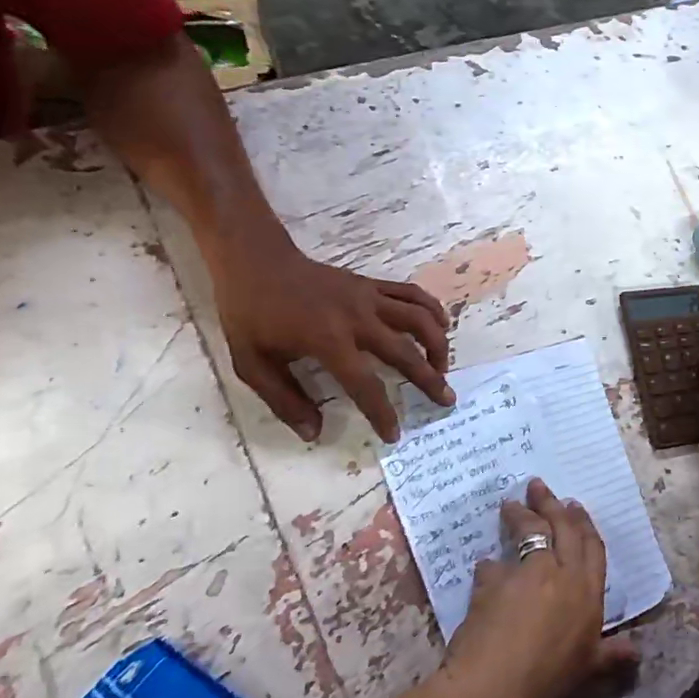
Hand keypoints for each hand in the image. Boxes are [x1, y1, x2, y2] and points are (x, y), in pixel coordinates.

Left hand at [213, 241, 452, 441]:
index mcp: (328, 341)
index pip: (365, 384)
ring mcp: (369, 297)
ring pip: (418, 319)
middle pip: (405, 352)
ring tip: (443, 366)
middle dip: (429, 379)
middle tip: (447, 400)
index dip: (382, 413)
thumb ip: (285, 400)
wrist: (258, 263)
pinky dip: (431, 309)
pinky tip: (441, 324)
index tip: (394, 434)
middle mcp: (357, 319)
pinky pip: (411, 294)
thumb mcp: (252, 365)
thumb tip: (314, 433)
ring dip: (437, 344)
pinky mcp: (372, 284)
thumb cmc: (251, 315)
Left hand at [441, 479, 638, 697]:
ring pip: (529, 532)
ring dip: (520, 515)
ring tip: (511, 504)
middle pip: (562, 528)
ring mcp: (529, 573)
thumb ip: (609, 655)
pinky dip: (489, 564)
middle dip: (552, 504)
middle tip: (538, 485)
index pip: (592, 548)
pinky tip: (483, 564)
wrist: (497, 692)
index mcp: (589, 594)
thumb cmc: (550, 684)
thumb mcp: (586, 669)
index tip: (575, 504)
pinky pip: (492, 565)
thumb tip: (636, 653)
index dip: (584, 524)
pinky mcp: (494, 580)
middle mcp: (564, 575)